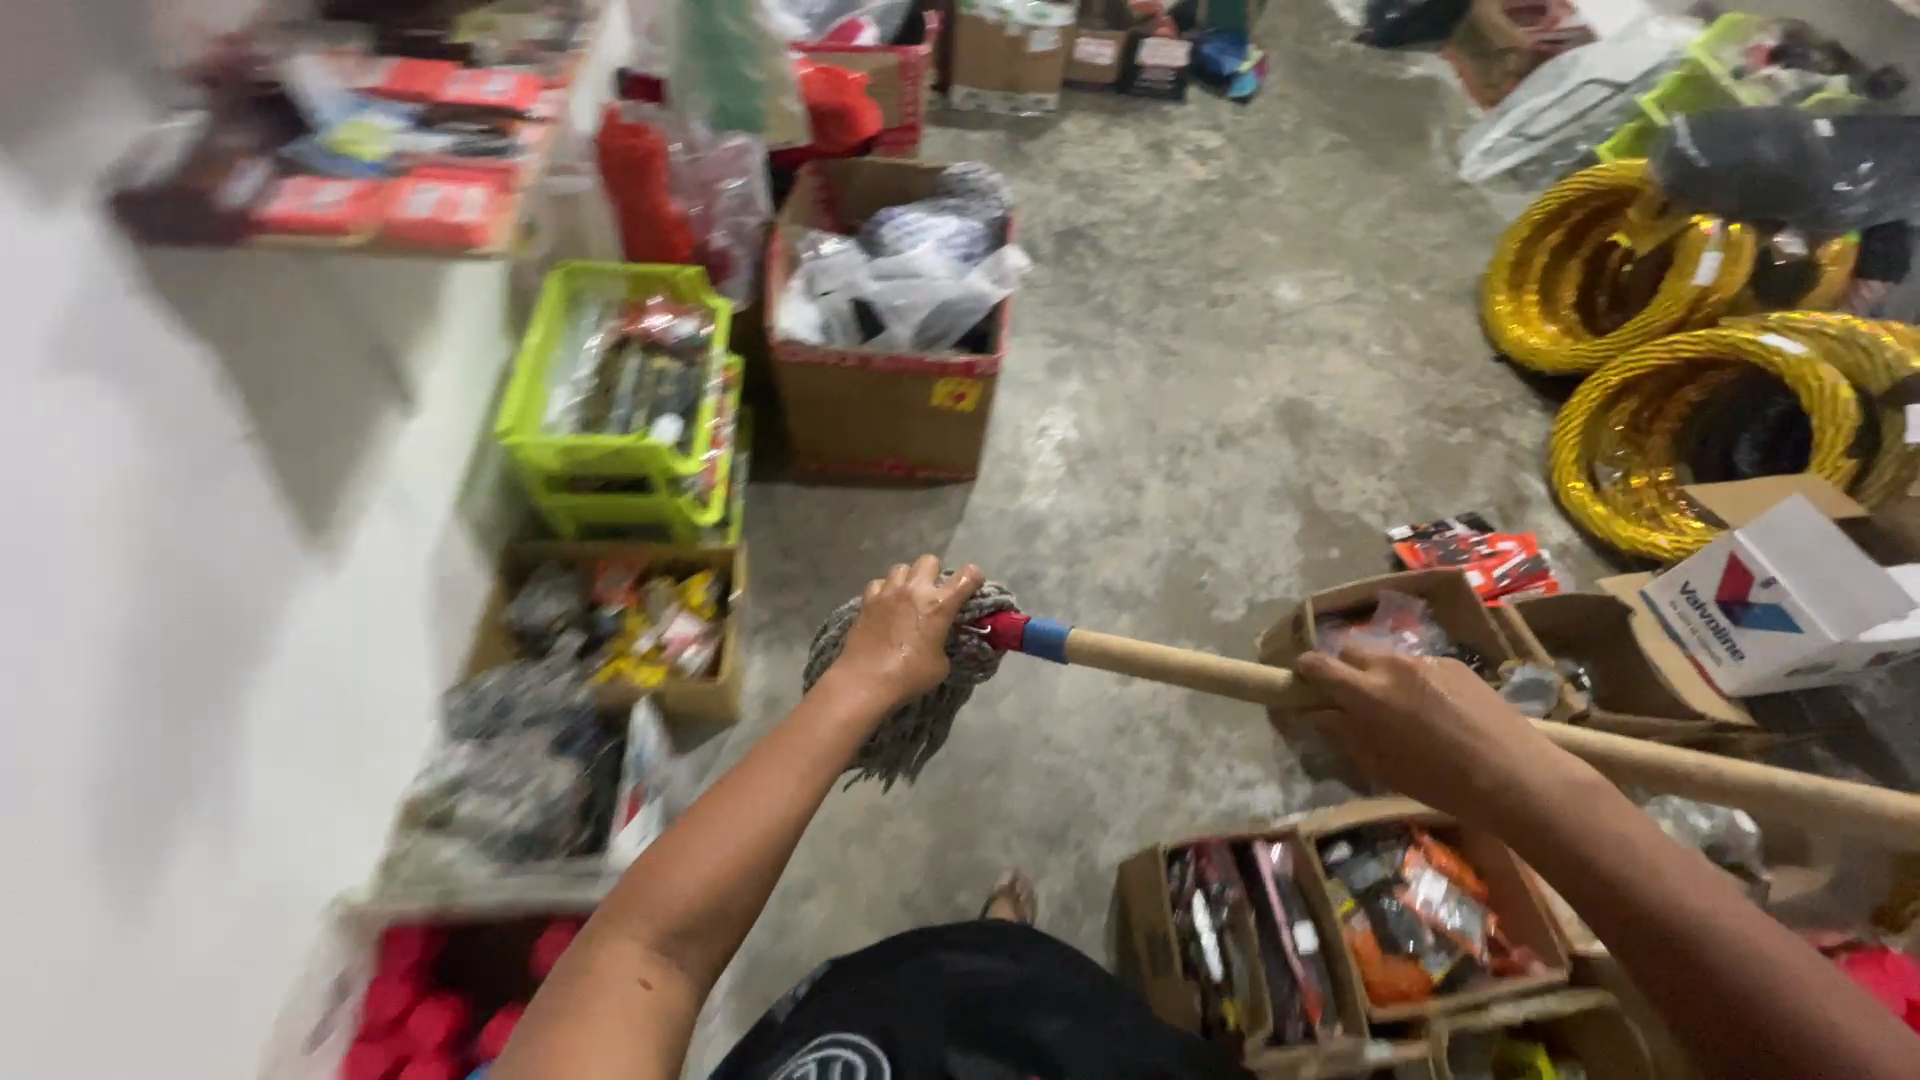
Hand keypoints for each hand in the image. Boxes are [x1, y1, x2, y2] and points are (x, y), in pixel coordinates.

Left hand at [830, 556, 984, 707]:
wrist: (866, 681)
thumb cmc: (909, 676)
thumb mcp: (940, 664)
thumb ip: (943, 642)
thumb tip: (937, 639)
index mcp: (939, 605)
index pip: (966, 577)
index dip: (973, 577)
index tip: (972, 585)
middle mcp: (915, 590)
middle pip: (929, 561)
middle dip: (934, 573)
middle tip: (931, 592)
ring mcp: (888, 592)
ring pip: (902, 568)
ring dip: (908, 579)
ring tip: (906, 597)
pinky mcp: (867, 600)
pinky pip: (879, 583)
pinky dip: (885, 590)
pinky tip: (884, 605)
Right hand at [1286, 645, 1595, 826]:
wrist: (1518, 777)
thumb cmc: (1440, 782)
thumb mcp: (1379, 766)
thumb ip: (1342, 733)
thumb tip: (1318, 713)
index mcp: (1365, 693)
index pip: (1317, 663)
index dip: (1304, 670)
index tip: (1303, 682)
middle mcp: (1390, 666)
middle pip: (1349, 650)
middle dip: (1343, 669)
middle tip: (1354, 698)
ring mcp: (1426, 661)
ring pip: (1386, 657)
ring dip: (1380, 675)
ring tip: (1401, 708)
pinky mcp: (1455, 664)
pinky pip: (1419, 665)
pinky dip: (1414, 680)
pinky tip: (1437, 711)